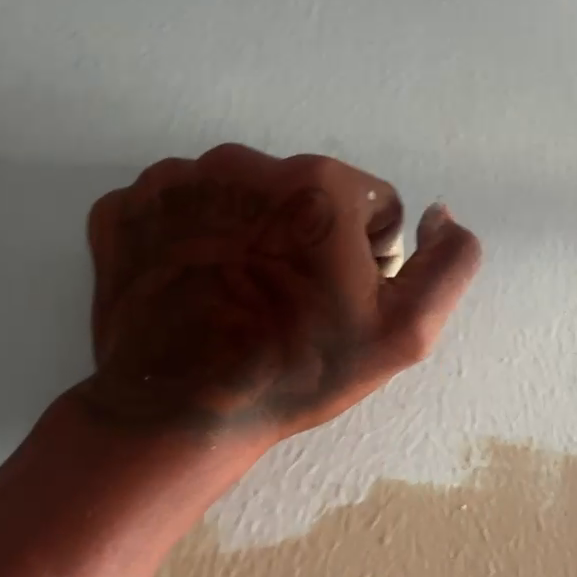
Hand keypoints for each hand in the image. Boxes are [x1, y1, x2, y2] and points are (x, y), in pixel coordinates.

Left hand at [77, 143, 480, 444]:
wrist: (176, 414)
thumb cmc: (300, 369)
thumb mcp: (407, 332)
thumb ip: (452, 261)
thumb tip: (439, 214)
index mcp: (318, 183)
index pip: (374, 204)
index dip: (370, 256)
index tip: (342, 299)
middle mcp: (245, 162)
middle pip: (308, 195)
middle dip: (312, 238)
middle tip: (294, 302)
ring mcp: (175, 181)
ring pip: (246, 198)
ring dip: (254, 234)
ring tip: (241, 296)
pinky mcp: (124, 207)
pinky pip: (184, 209)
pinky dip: (194, 239)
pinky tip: (196, 287)